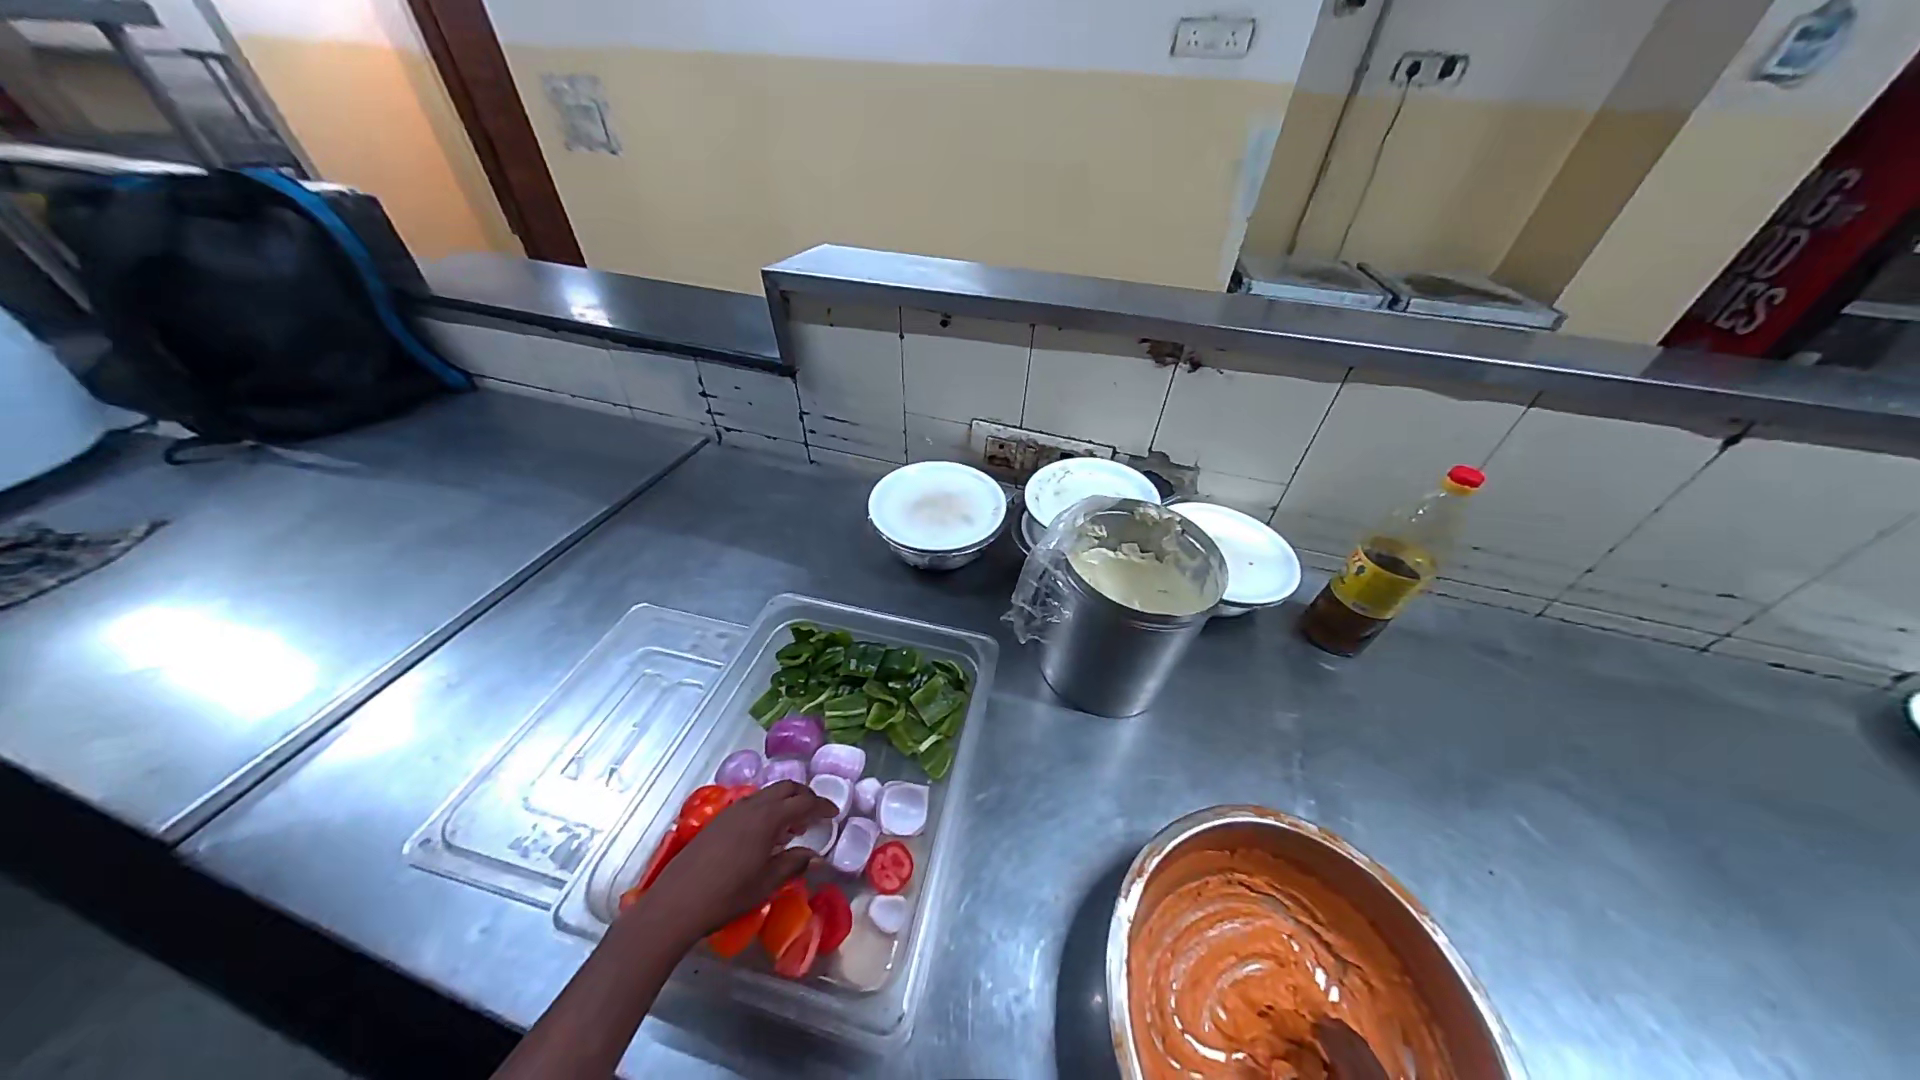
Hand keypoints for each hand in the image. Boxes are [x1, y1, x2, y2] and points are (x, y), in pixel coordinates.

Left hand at [627, 781, 835, 944]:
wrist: (676, 904)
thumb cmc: (727, 895)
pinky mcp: (718, 821)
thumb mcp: (767, 883)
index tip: (834, 813)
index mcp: (768, 818)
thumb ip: (794, 863)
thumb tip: (816, 856)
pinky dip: (767, 809)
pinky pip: (752, 804)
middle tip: (816, 813)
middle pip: (786, 788)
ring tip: (793, 826)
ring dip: (784, 802)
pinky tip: (765, 834)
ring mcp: (732, 811)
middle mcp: (751, 806)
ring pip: (767, 794)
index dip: (822, 806)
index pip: (804, 802)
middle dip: (804, 796)